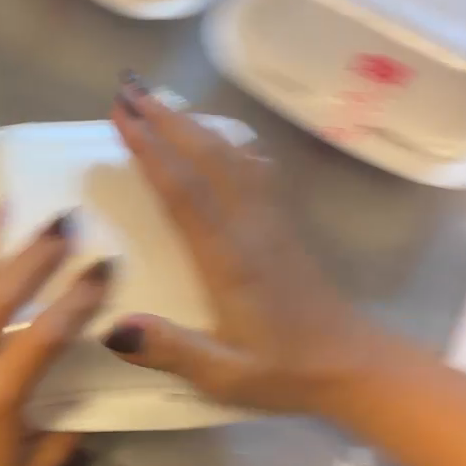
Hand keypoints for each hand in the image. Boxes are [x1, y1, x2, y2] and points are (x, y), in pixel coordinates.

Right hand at [102, 75, 392, 414]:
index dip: (150, 150)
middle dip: (166, 119)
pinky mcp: (284, 225)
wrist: (353, 365)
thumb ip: (171, 351)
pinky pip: (254, 168)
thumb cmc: (286, 372)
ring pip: (233, 155)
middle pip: (208, 157)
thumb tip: (112, 327)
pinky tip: (218, 139)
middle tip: (128, 88)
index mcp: (231, 260)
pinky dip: (229, 143)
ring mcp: (272, 222)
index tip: (121, 116)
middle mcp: (252, 228)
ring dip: (195, 124)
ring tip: (161, 103)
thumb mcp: (225, 376)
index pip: (184, 191)